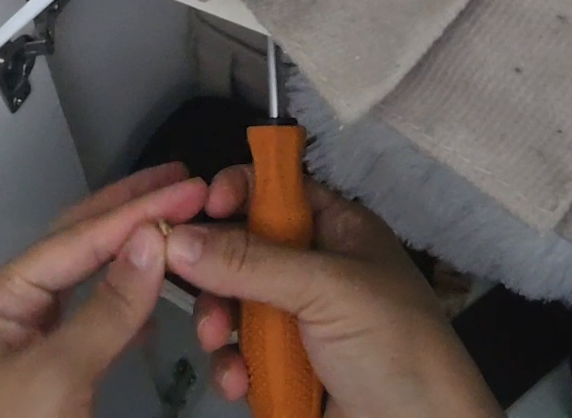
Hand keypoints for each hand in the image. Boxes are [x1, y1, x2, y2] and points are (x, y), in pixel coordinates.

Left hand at [0, 163, 207, 417]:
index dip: (137, 210)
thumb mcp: (56, 375)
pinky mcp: (57, 365)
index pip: (80, 236)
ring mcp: (36, 333)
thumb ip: (108, 306)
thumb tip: (153, 239)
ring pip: (93, 271)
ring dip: (135, 244)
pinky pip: (100, 310)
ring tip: (174, 212)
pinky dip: (133, 291)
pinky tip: (157, 282)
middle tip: (182, 179)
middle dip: (131, 206)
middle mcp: (18, 301)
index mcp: (3, 293)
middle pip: (82, 238)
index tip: (187, 186)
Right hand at [167, 166, 501, 417]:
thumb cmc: (394, 346)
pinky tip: (236, 382)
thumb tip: (178, 238)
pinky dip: (231, 365)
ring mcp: (299, 321)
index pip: (278, 189)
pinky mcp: (286, 369)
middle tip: (192, 282)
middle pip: (245, 245)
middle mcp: (314, 267)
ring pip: (234, 301)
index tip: (204, 204)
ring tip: (216, 341)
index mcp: (337, 229)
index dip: (241, 189)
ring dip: (218, 320)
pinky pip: (240, 352)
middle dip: (216, 265)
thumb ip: (252, 262)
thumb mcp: (328, 291)